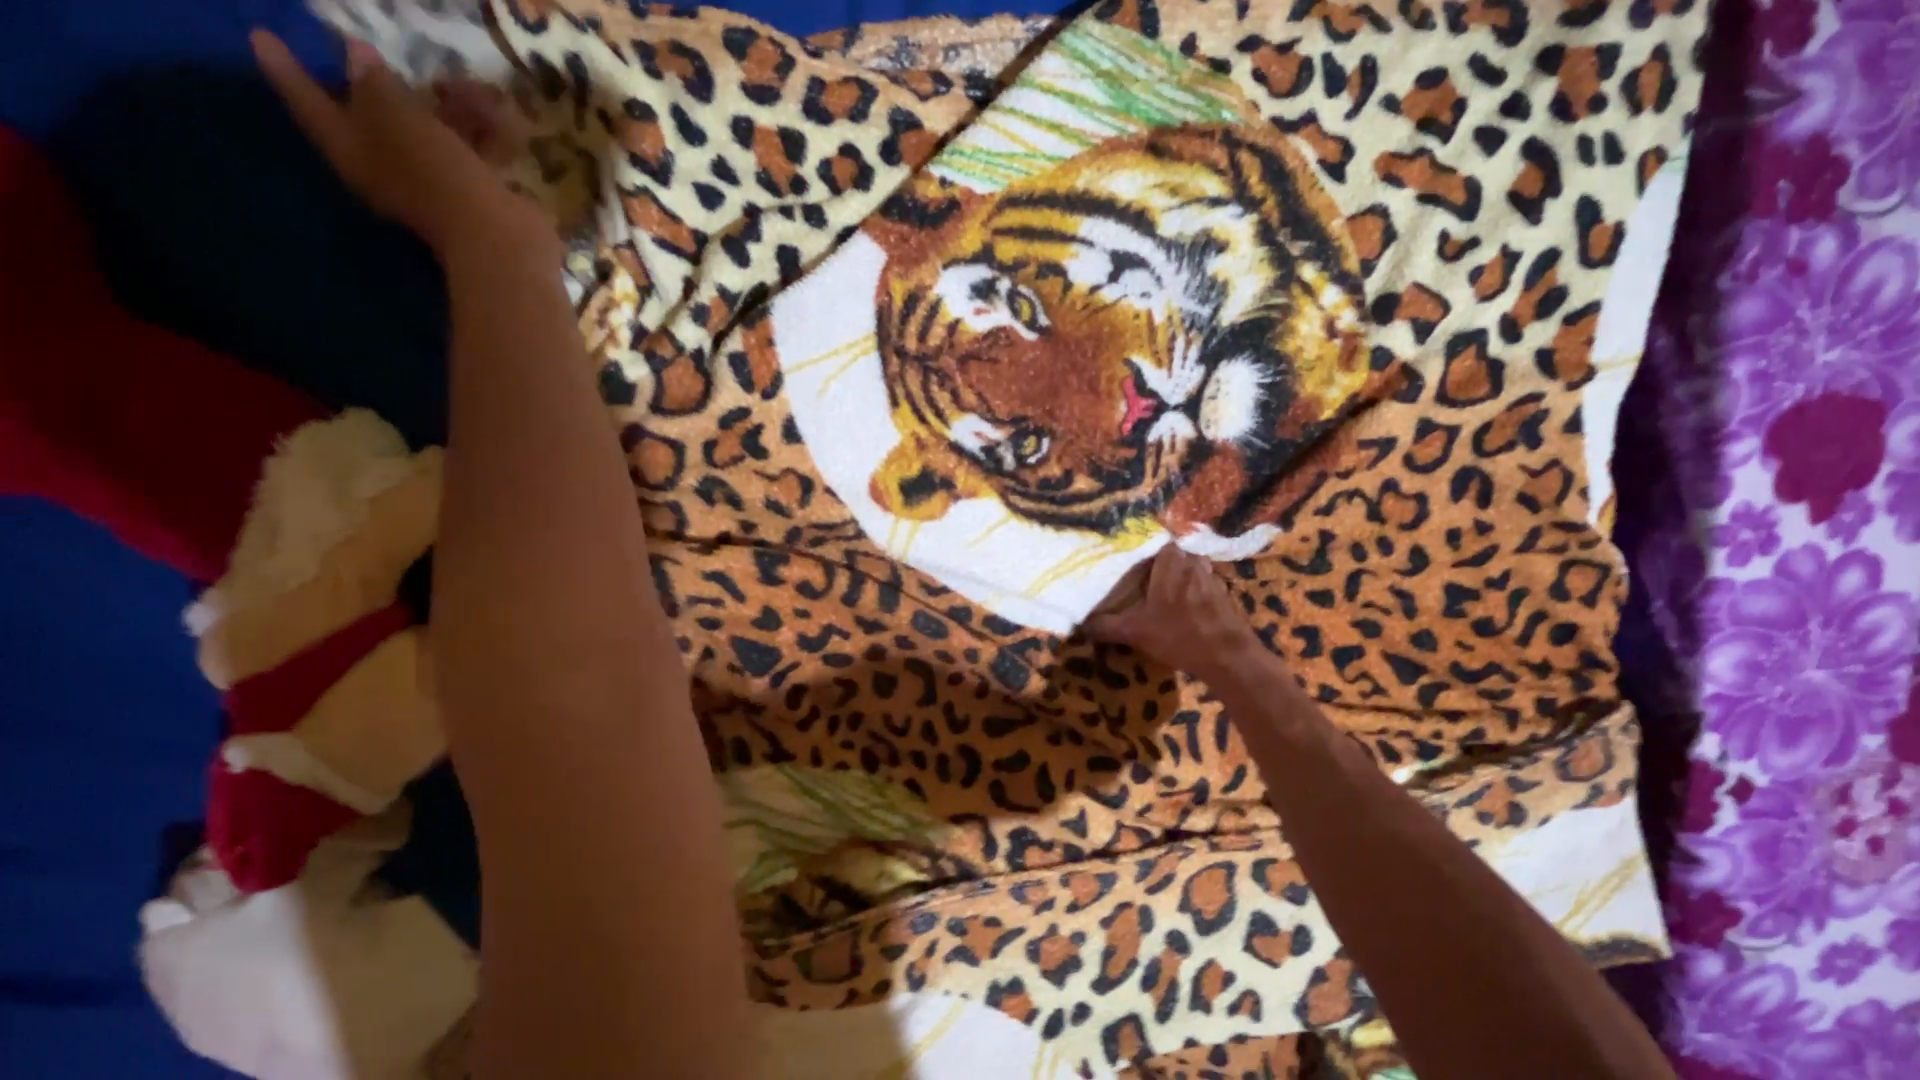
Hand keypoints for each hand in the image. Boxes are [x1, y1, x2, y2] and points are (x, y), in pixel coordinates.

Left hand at [250, 30, 546, 256]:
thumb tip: (357, 57)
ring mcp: (428, 181)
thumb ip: (374, 84)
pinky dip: (480, 132)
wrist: (498, 239)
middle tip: (376, 50)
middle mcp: (383, 168)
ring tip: (471, 88)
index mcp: (351, 153)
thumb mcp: (398, 119)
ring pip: (427, 129)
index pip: (309, 103)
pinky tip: (497, 118)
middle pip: (370, 115)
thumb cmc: (436, 175)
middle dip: (382, 83)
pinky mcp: (469, 191)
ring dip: (447, 105)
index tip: (261, 37)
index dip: (285, 69)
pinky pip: (466, 149)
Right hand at [1086, 545, 1262, 681]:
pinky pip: (1208, 589)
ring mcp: (1214, 580)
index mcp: (1171, 563)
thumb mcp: (1134, 631)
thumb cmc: (1178, 634)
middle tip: (1150, 584)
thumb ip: (1106, 625)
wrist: (1228, 656)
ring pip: (1195, 572)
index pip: (1161, 544)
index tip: (1137, 567)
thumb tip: (1082, 625)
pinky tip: (1190, 614)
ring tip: (1169, 599)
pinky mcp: (1227, 598)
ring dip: (1184, 581)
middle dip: (1166, 568)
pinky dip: (1199, 597)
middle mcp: (1194, 564)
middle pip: (1178, 557)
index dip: (1149, 555)